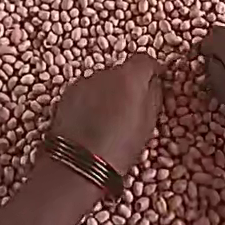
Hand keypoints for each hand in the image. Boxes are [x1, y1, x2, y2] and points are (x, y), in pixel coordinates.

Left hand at [48, 54, 161, 174]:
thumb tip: (154, 82)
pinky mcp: (66, 95)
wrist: (80, 163)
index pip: (145, 60)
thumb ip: (153, 95)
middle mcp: (104, 73)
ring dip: (108, 93)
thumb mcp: (148, 123)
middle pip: (121, 71)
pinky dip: (91, 101)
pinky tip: (92, 122)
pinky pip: (85, 92)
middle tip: (132, 108)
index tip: (157, 77)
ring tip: (110, 119)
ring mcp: (82, 83)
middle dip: (128, 85)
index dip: (152, 69)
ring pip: (101, 82)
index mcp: (129, 77)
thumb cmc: (120, 147)